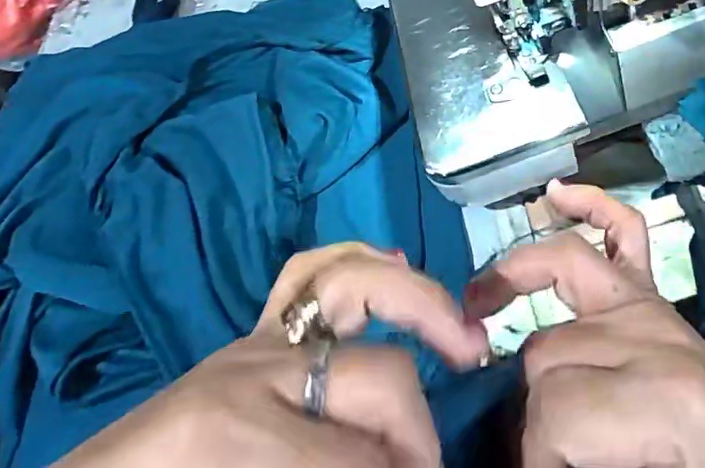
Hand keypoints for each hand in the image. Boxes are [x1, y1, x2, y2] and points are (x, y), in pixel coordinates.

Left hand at [57, 243, 490, 467]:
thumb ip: (338, 465)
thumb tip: (398, 460)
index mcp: (247, 435)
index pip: (368, 458)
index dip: (404, 466)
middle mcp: (259, 370)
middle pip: (378, 378)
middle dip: (421, 424)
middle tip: (440, 458)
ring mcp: (256, 338)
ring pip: (346, 286)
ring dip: (413, 303)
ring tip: (457, 329)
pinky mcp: (253, 329)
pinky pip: (305, 273)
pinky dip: (355, 260)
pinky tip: (389, 258)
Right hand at [468, 181, 704, 467]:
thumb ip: (580, 454)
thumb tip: (519, 450)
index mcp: (664, 401)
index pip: (555, 412)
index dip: (534, 452)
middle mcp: (651, 336)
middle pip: (545, 355)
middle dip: (529, 406)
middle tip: (528, 437)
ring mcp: (651, 307)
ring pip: (553, 294)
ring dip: (517, 307)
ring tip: (479, 316)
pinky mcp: (654, 297)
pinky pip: (623, 230)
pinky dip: (589, 205)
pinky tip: (556, 195)